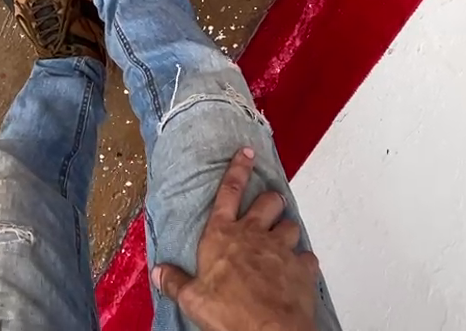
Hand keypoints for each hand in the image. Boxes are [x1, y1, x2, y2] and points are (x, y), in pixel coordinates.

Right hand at [153, 148, 320, 330]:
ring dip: (287, 229)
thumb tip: (157, 272)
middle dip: (271, 200)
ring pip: (290, 225)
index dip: (238, 169)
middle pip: (267, 202)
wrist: (269, 330)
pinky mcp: (301, 268)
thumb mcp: (193, 298)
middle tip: (271, 202)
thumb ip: (175, 281)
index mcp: (223, 234)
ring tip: (285, 235)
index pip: (230, 191)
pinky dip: (304, 261)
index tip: (247, 152)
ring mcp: (280, 249)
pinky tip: (301, 268)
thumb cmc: (228, 310)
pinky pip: (307, 257)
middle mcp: (253, 233)